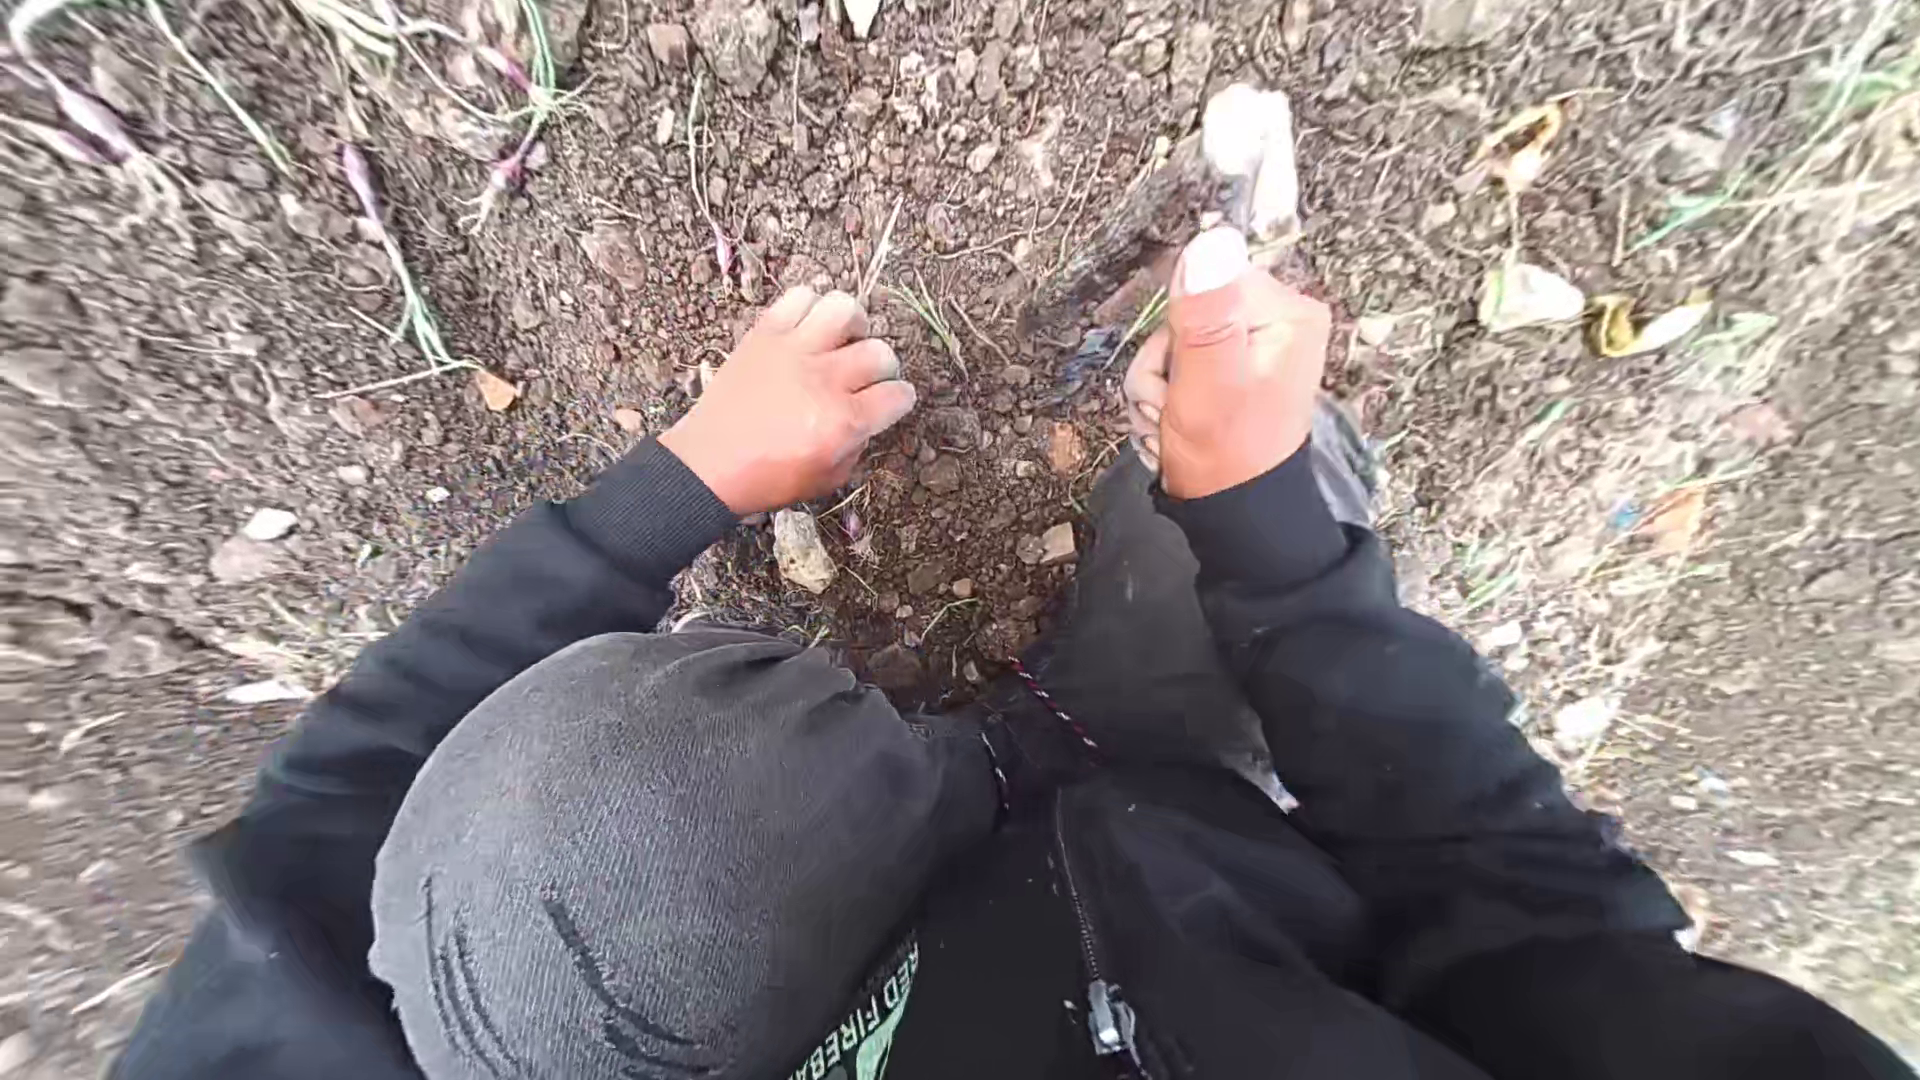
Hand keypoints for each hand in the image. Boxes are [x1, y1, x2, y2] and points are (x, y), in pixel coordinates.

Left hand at [659, 287, 917, 515]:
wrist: (710, 465)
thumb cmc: (771, 479)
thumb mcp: (829, 478)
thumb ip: (858, 445)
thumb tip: (867, 416)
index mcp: (844, 422)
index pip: (897, 395)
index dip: (902, 400)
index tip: (893, 401)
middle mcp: (825, 380)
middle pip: (880, 353)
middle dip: (884, 369)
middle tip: (867, 379)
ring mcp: (794, 351)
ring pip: (844, 309)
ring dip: (854, 325)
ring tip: (843, 342)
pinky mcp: (765, 334)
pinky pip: (799, 297)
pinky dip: (811, 307)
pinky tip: (809, 330)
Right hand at [1124, 227, 1329, 498]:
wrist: (1229, 511)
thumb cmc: (1225, 455)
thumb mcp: (1210, 382)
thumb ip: (1207, 316)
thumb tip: (1209, 241)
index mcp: (1283, 315)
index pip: (1203, 283)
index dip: (1174, 330)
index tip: (1179, 373)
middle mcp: (1269, 326)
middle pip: (1179, 319)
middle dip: (1159, 371)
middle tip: (1171, 409)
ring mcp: (1244, 353)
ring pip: (1166, 349)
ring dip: (1153, 392)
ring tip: (1169, 425)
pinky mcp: (1224, 375)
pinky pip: (1171, 373)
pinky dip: (1159, 403)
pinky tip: (1171, 428)